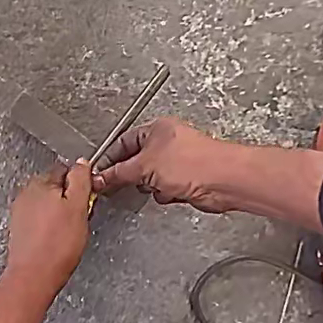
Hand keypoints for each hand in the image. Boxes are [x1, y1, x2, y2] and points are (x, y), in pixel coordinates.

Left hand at [4, 161, 92, 296]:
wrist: (34, 276)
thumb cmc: (56, 245)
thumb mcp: (77, 206)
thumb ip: (80, 180)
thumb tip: (82, 163)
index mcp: (39, 183)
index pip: (66, 171)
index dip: (81, 184)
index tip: (89, 199)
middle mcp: (26, 195)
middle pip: (57, 188)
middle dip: (71, 200)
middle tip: (81, 218)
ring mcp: (22, 213)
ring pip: (50, 206)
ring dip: (62, 215)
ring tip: (69, 233)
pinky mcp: (21, 230)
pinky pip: (42, 221)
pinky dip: (52, 228)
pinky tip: (58, 241)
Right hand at [91, 117, 241, 211]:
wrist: (223, 180)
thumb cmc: (194, 162)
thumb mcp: (144, 166)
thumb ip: (118, 173)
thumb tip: (101, 177)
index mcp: (156, 130)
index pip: (123, 142)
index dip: (110, 158)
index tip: (99, 173)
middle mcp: (167, 143)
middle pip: (135, 161)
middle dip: (131, 175)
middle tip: (120, 183)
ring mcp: (177, 162)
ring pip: (150, 178)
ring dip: (151, 186)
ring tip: (159, 186)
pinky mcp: (185, 180)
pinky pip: (164, 189)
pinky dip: (165, 193)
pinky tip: (173, 192)